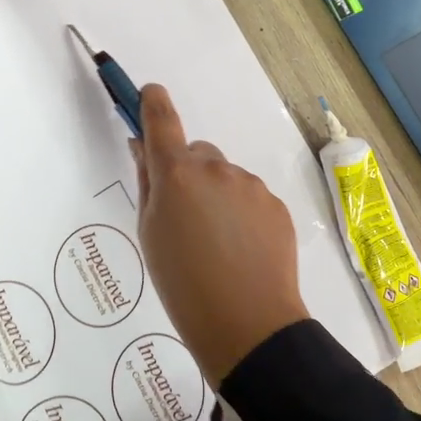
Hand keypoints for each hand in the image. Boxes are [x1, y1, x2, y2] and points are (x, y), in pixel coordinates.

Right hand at [131, 84, 309, 385]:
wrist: (248, 326)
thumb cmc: (183, 284)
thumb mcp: (149, 233)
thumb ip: (148, 183)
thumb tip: (145, 150)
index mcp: (176, 172)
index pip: (161, 117)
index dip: (152, 100)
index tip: (149, 94)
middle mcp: (214, 168)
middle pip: (195, 153)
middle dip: (187, 172)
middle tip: (184, 217)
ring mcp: (249, 185)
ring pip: (224, 176)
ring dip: (216, 195)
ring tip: (217, 243)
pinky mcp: (275, 204)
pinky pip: (249, 196)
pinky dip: (242, 213)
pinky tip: (241, 249)